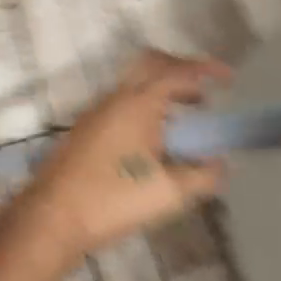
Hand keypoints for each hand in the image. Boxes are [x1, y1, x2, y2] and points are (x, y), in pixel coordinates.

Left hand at [10, 51, 231, 260]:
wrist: (52, 216)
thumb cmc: (113, 199)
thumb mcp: (169, 192)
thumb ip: (202, 175)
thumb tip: (221, 164)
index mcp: (138, 103)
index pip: (177, 71)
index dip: (205, 69)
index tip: (229, 77)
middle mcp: (115, 98)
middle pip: (151, 65)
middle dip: (181, 71)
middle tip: (204, 93)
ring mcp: (96, 112)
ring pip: (134, 85)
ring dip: (162, 92)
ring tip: (185, 121)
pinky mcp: (85, 130)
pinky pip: (121, 103)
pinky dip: (144, 108)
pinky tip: (154, 142)